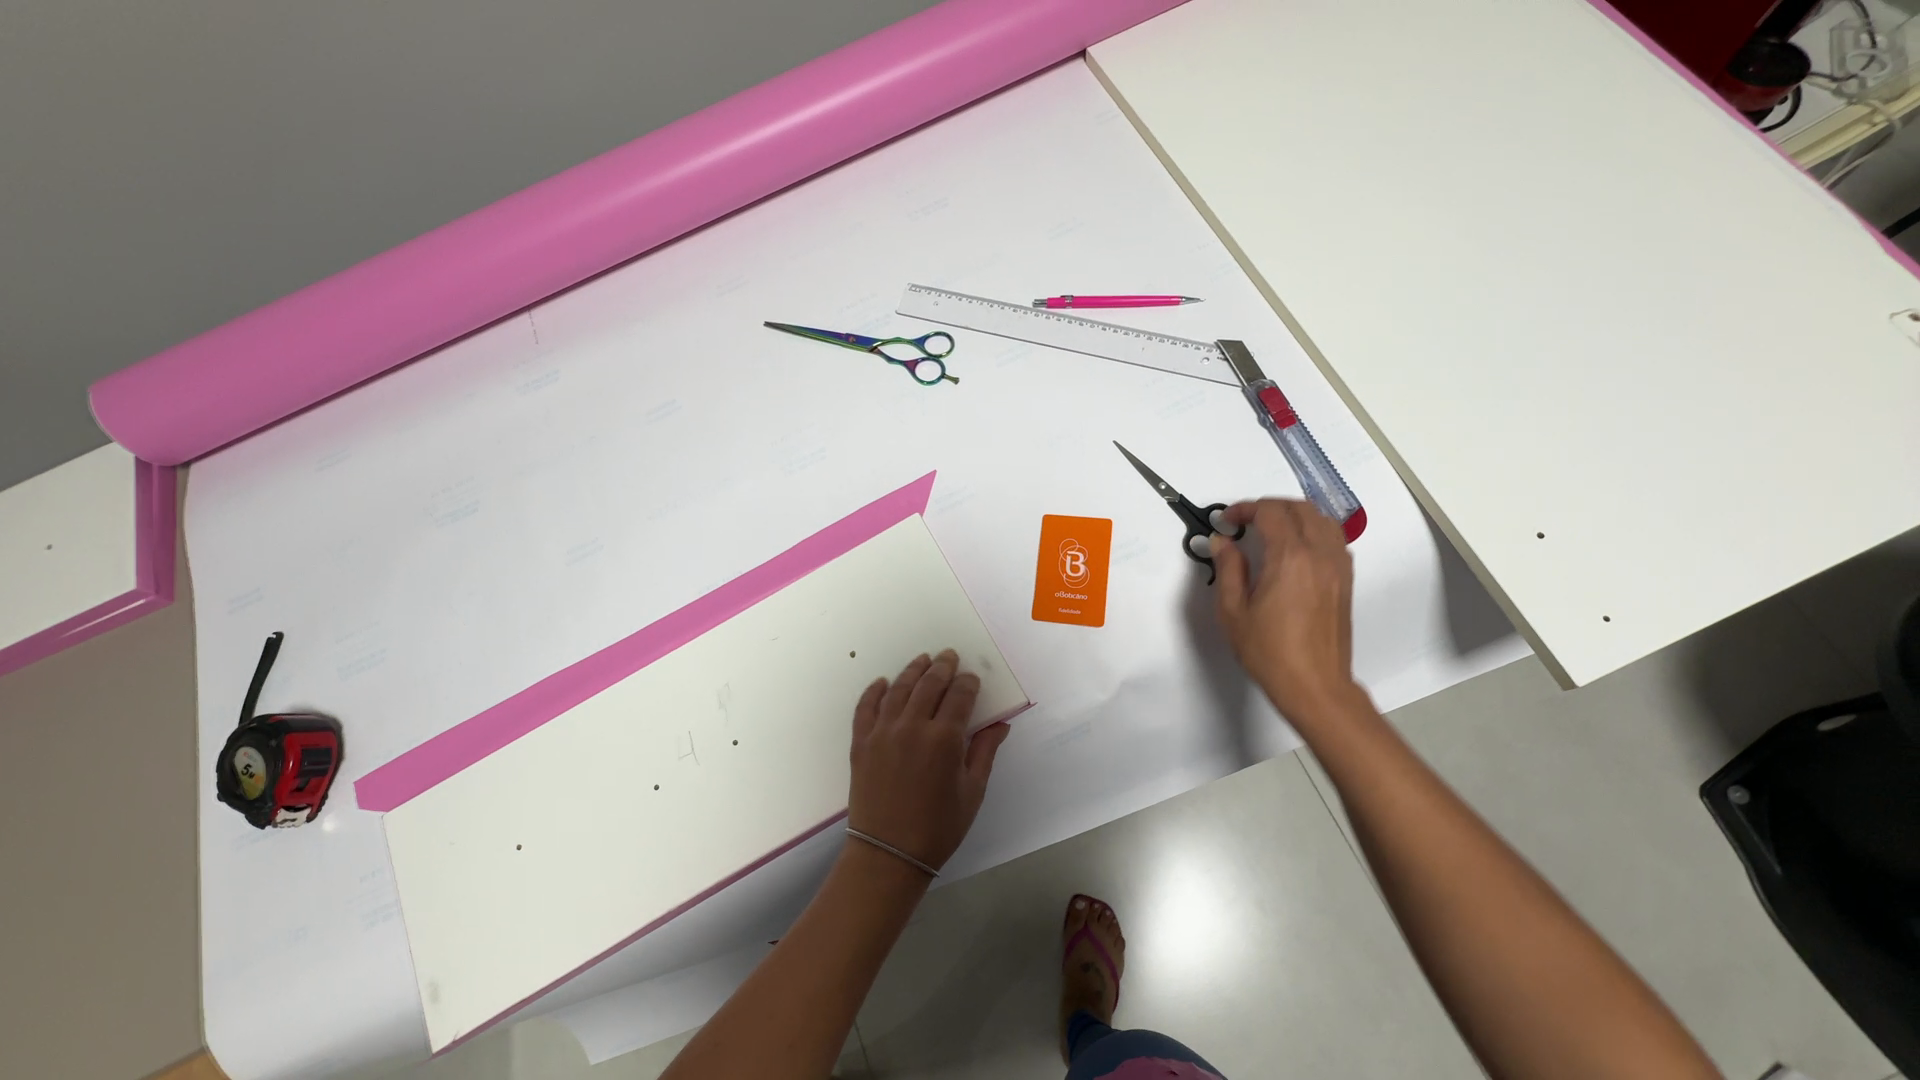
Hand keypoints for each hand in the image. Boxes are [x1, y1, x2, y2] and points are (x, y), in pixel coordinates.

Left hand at [847, 649, 1010, 872]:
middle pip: (929, 685)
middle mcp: (912, 727)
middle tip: (949, 656)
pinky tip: (883, 682)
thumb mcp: (972, 792)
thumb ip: (984, 752)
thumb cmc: (938, 828)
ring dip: (913, 671)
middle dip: (942, 667)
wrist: (888, 854)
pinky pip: (866, 707)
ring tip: (922, 660)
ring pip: (899, 689)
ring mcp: (882, 733)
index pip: (960, 696)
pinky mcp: (861, 743)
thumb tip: (1001, 725)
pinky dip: (875, 691)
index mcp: (944, 739)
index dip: (968, 683)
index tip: (972, 677)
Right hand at [1211, 499, 1363, 721]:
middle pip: (1298, 508)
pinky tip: (1294, 549)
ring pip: (1321, 519)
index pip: (1270, 512)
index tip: (1226, 522)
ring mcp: (1338, 566)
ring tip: (1270, 530)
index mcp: (1290, 558)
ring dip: (1294, 514)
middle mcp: (1319, 554)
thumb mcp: (1234, 611)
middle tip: (1244, 522)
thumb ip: (1228, 569)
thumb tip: (1222, 542)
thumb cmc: (1269, 652)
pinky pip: (1333, 538)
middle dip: (1269, 507)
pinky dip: (1313, 530)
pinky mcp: (1345, 580)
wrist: (1314, 685)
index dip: (1244, 509)